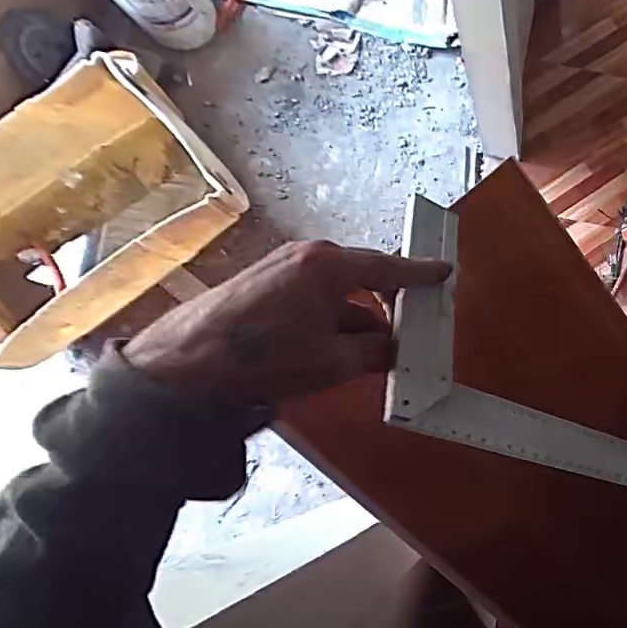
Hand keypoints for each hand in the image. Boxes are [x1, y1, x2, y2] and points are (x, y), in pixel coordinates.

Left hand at [125, 240, 450, 407]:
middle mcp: (306, 258)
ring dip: (356, 320)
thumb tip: (392, 349)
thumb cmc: (264, 358)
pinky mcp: (262, 286)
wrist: (184, 370)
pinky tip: (334, 349)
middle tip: (408, 330)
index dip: (419, 275)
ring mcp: (280, 269)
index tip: (442, 272)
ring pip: (337, 293)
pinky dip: (330, 321)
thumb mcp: (335, 362)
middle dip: (386, 306)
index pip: (388, 267)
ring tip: (369, 353)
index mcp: (328, 265)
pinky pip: (313, 299)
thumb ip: (375, 351)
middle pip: (363, 278)